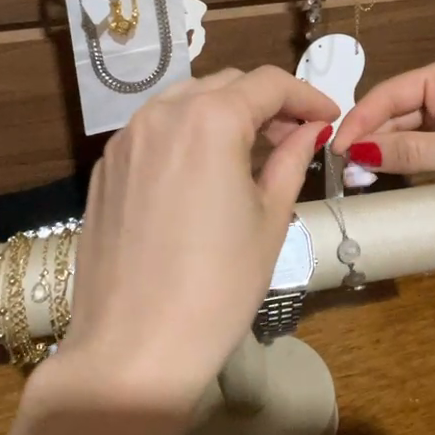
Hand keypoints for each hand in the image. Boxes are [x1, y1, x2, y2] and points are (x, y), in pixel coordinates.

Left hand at [46, 66, 339, 410]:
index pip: (268, 84)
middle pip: (225, 85)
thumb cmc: (219, 287)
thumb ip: (292, 159)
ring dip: (225, 112)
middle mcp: (162, 114)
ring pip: (186, 101)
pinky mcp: (105, 169)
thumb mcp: (271, 219)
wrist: (133, 351)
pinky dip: (188, 133)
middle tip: (296, 135)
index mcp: (210, 120)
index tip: (329, 116)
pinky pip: (155, 130)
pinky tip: (205, 172)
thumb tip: (309, 129)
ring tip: (252, 151)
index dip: (306, 95)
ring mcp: (126, 140)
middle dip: (266, 102)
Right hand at [332, 55, 434, 210]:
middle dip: (370, 138)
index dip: (361, 120)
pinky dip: (406, 161)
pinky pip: (425, 148)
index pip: (391, 92)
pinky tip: (386, 175)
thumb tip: (356, 156)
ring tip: (356, 176)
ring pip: (408, 132)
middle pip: (397, 112)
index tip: (335, 148)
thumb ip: (411, 151)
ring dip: (385, 151)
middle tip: (340, 169)